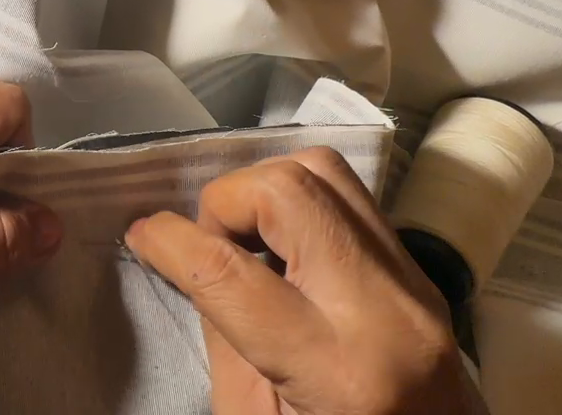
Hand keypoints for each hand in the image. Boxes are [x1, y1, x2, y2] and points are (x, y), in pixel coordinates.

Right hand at [125, 148, 483, 414]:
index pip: (229, 269)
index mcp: (338, 370)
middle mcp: (384, 310)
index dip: (167, 241)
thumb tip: (182, 252)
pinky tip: (285, 242)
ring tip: (252, 237)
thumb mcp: (251, 412)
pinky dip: (298, 199)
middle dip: (226, 202)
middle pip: (284, 189)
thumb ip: (218, 325)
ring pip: (321, 171)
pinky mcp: (419, 271)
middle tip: (214, 244)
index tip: (142, 236)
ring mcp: (413, 283)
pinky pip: (346, 194)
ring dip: (264, 189)